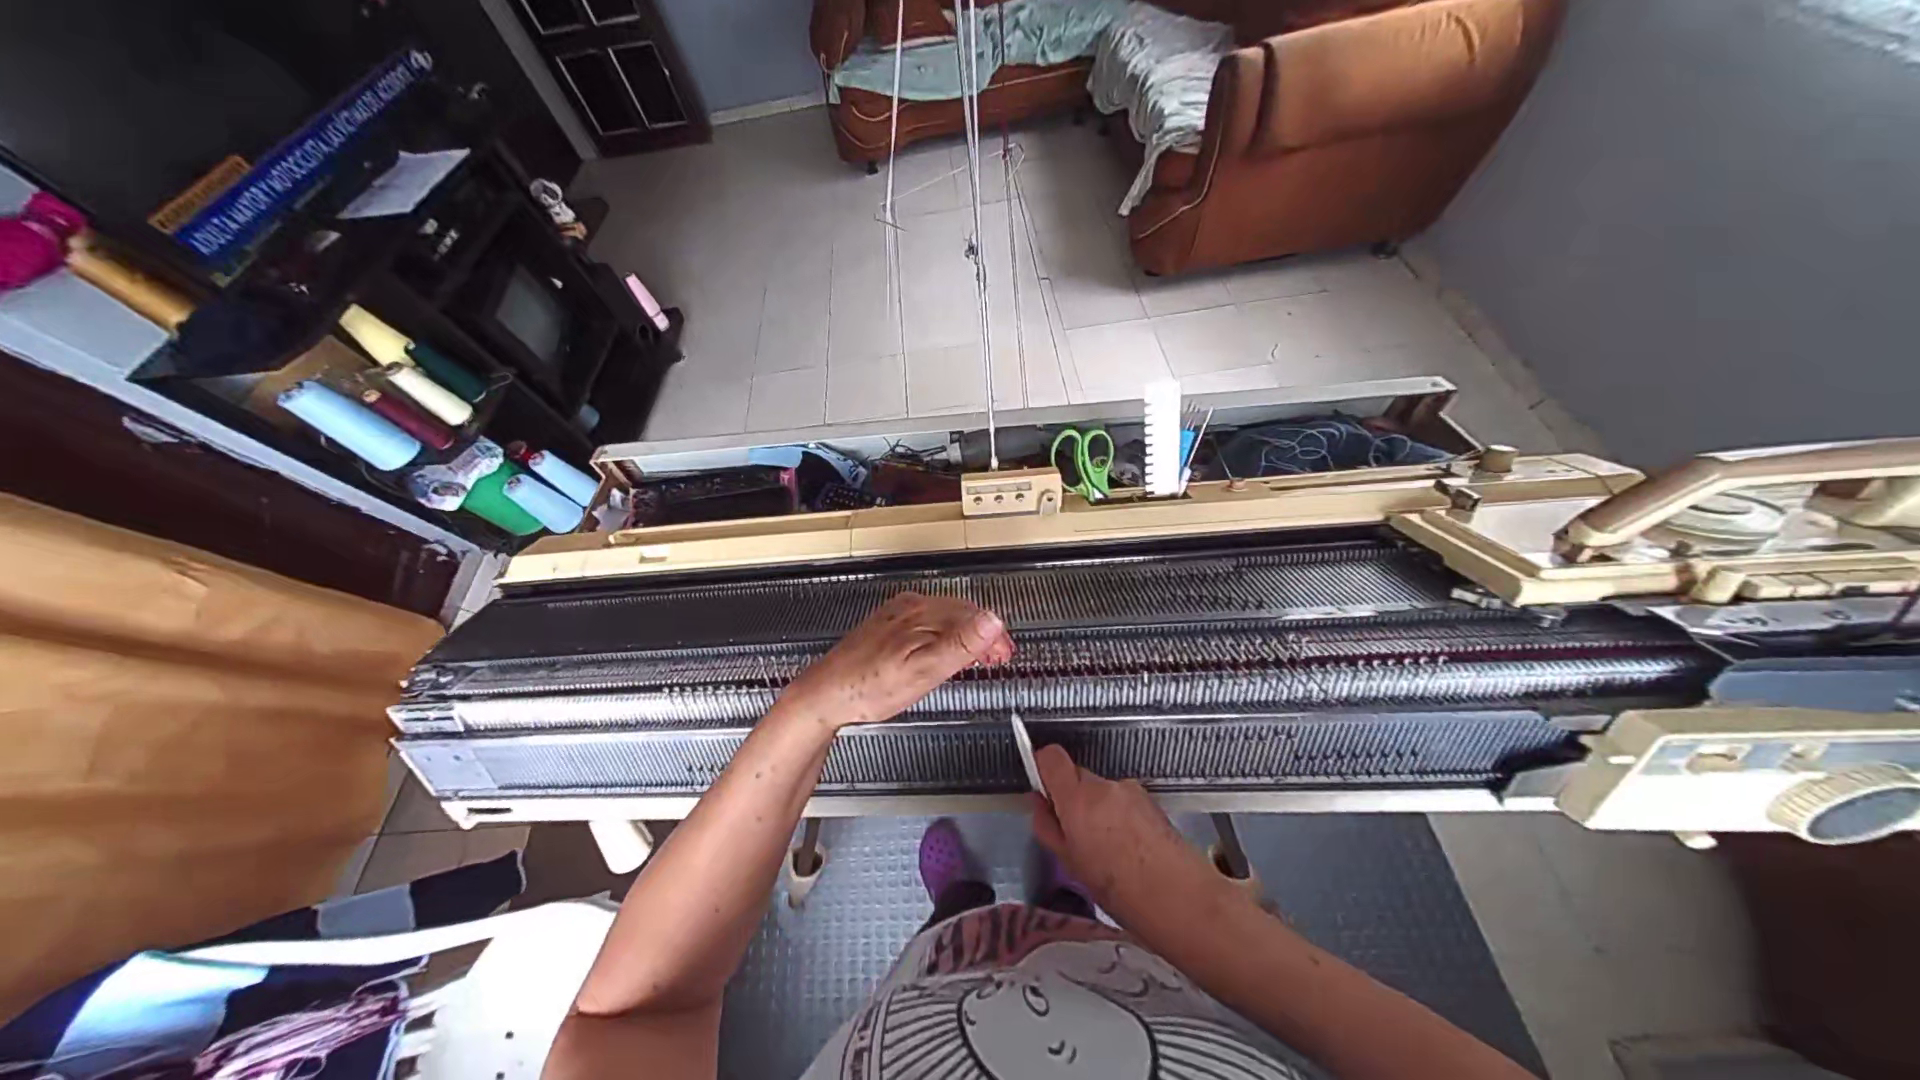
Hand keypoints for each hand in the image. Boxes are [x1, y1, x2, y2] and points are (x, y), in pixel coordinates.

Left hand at [775, 591, 1013, 728]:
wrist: (824, 696)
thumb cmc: (866, 688)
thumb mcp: (924, 671)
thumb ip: (961, 645)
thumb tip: (993, 621)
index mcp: (922, 613)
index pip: (973, 615)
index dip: (994, 635)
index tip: (1005, 653)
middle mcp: (909, 608)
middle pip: (960, 613)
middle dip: (982, 633)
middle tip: (996, 657)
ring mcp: (896, 616)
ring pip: (943, 617)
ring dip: (964, 634)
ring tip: (975, 655)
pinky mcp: (886, 628)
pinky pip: (925, 623)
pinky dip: (943, 635)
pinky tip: (940, 651)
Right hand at [1030, 744, 1232, 924]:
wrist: (1180, 897)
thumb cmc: (1120, 889)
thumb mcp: (1070, 863)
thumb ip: (1048, 826)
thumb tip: (1040, 804)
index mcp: (1078, 799)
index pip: (1051, 756)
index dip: (1042, 766)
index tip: (1042, 787)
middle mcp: (1104, 786)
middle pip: (1077, 775)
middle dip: (1072, 797)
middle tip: (1075, 832)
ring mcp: (1130, 790)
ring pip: (1101, 790)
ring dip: (1097, 809)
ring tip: (1107, 847)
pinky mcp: (1150, 799)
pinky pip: (1122, 799)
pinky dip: (1119, 815)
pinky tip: (1127, 846)